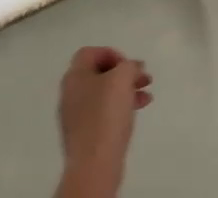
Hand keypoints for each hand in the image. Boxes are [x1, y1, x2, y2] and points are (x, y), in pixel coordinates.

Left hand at [56, 46, 152, 197]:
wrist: (94, 164)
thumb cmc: (106, 114)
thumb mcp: (122, 79)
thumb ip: (129, 66)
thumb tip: (133, 66)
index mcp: (75, 76)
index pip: (91, 53)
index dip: (112, 54)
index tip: (130, 65)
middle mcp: (71, 92)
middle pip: (99, 73)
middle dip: (124, 74)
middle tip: (144, 79)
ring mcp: (76, 115)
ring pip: (104, 94)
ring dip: (126, 91)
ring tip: (147, 96)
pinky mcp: (84, 134)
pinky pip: (103, 113)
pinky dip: (120, 108)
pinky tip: (137, 112)